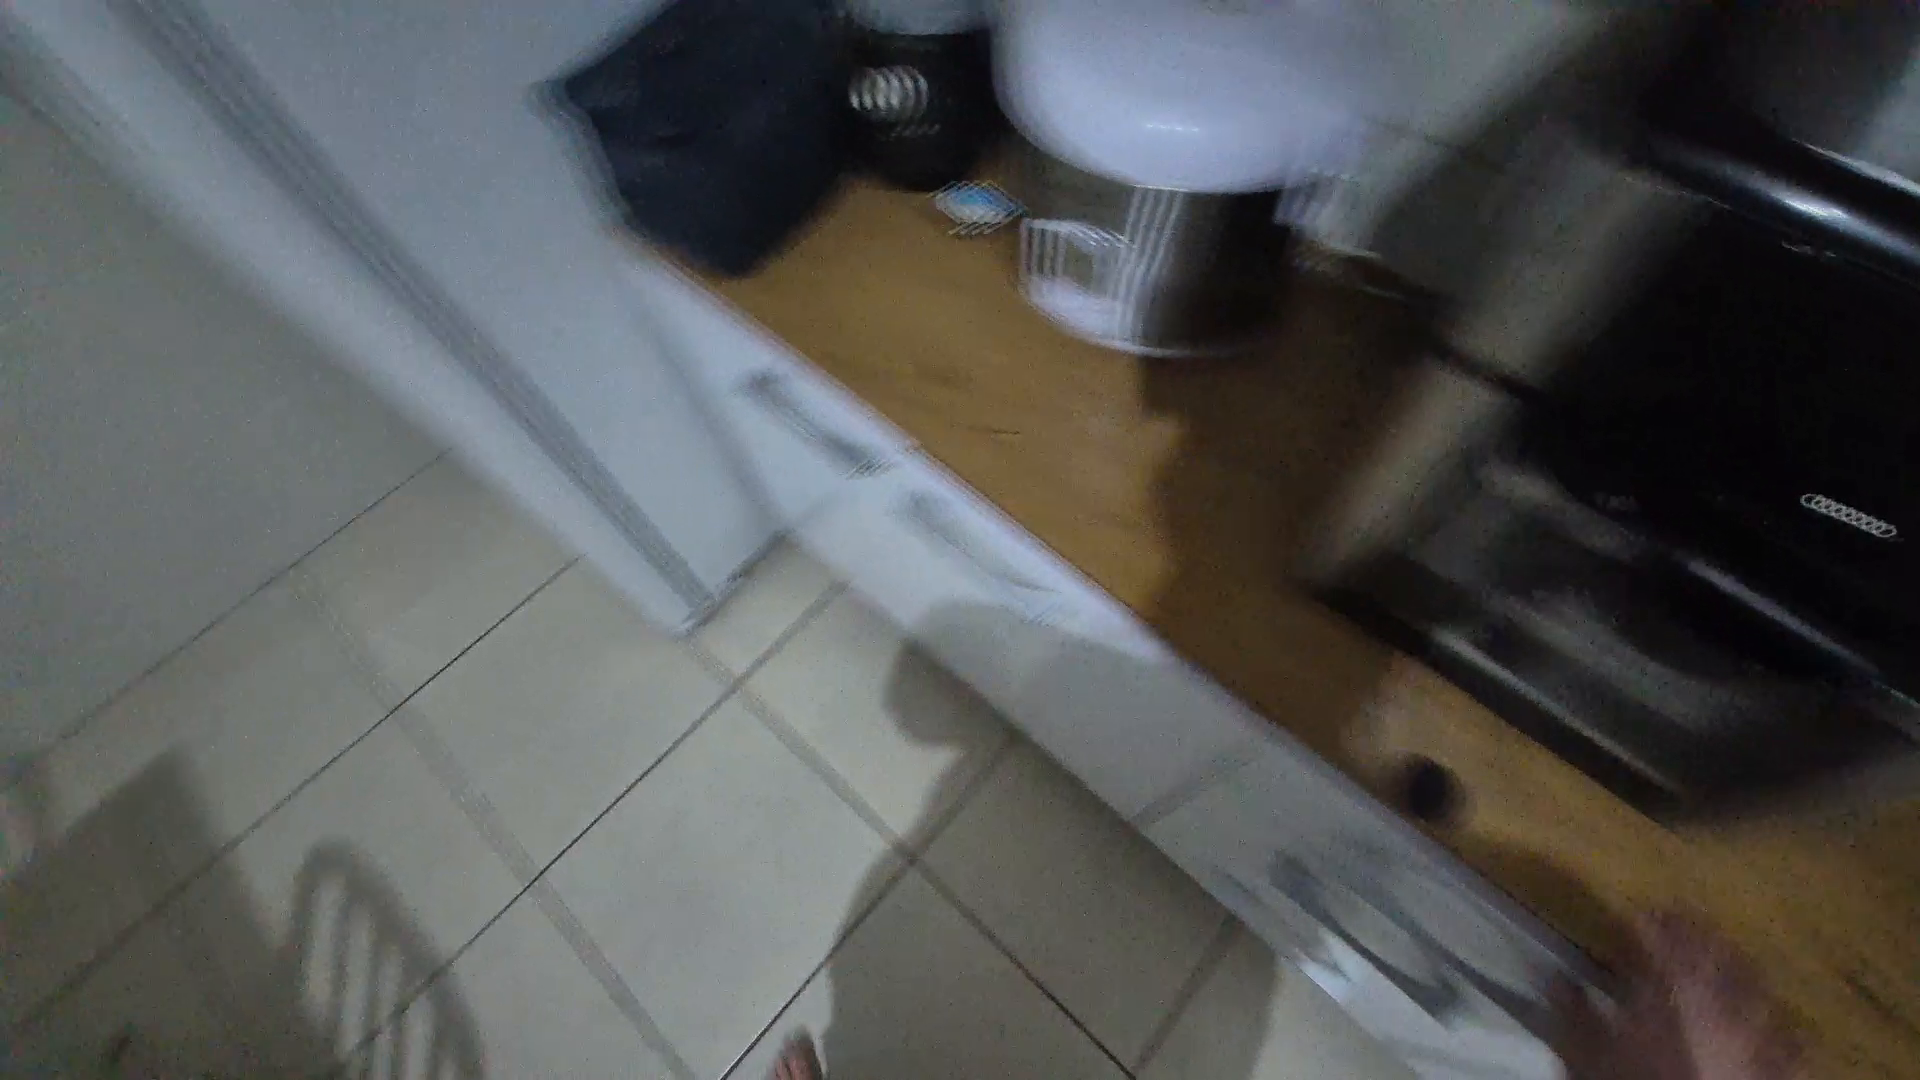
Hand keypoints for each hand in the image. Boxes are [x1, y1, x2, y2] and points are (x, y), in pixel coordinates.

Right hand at [1555, 912, 1801, 1079]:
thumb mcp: (1582, 1053)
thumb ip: (1572, 1010)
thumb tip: (1559, 975)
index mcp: (1670, 1001)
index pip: (1664, 947)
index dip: (1653, 925)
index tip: (1638, 910)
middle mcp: (1722, 1016)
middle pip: (1720, 963)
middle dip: (1701, 938)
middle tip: (1683, 918)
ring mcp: (1761, 1050)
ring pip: (1761, 995)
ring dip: (1741, 970)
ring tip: (1725, 956)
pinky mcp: (1782, 1079)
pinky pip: (1791, 1040)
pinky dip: (1774, 1016)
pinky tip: (1769, 1014)